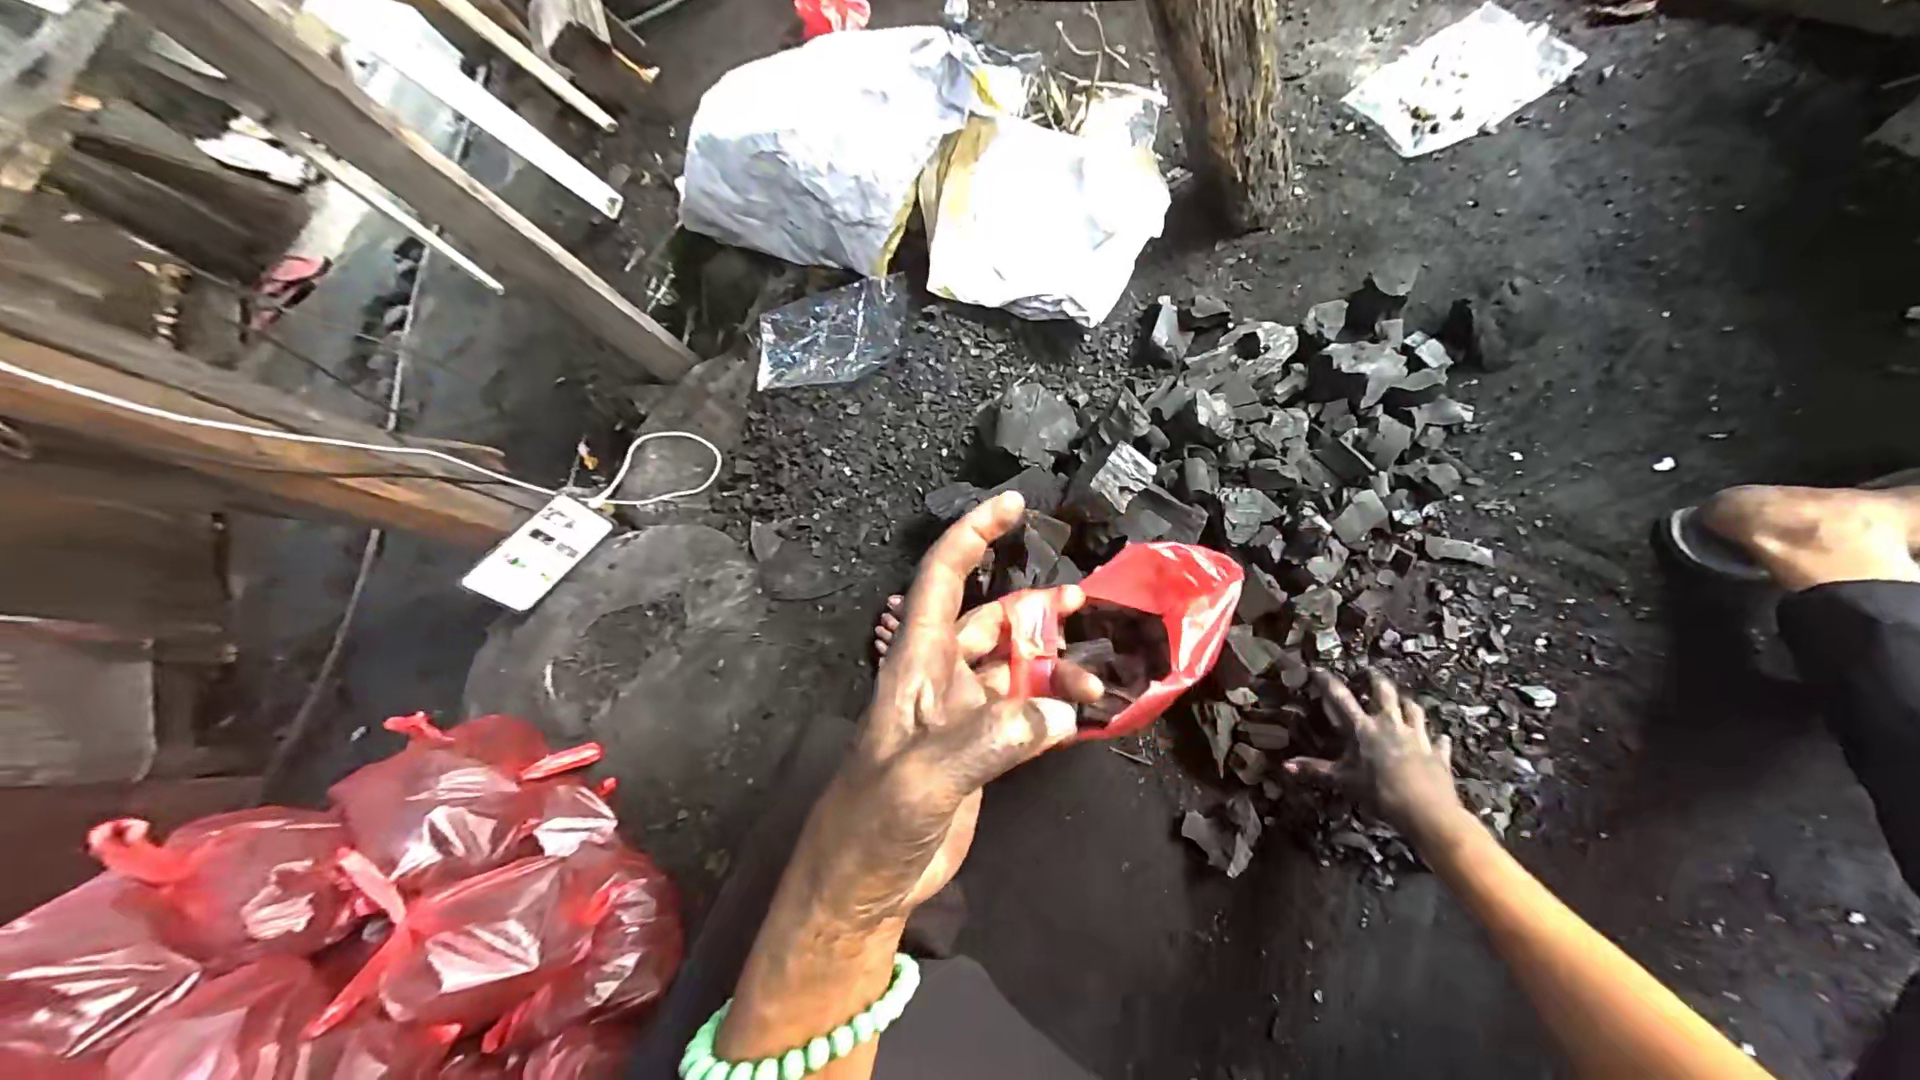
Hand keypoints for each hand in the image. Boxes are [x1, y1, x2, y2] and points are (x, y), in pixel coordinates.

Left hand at [793, 492, 1103, 928]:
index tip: (1013, 504)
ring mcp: (964, 712)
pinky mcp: (983, 748)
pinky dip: (1058, 706)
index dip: (973, 534)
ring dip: (1057, 664)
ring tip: (1098, 679)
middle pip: (993, 619)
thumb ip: (991, 739)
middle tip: (1086, 602)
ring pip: (1018, 665)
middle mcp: (942, 677)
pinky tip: (1088, 712)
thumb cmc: (873, 822)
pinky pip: (1029, 710)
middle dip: (1037, 606)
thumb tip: (1060, 710)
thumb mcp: (924, 778)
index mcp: (916, 663)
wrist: (866, 881)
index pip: (942, 579)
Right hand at [1285, 669, 1467, 844]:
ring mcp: (1418, 738)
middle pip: (1386, 693)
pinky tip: (1438, 738)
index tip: (1318, 670)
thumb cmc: (1379, 793)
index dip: (1328, 682)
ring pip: (1414, 709)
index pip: (1341, 698)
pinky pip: (1439, 741)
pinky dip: (1437, 738)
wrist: (1427, 813)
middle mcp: (1391, 725)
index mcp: (1364, 729)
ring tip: (1403, 701)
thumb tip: (1285, 766)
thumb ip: (1316, 771)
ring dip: (1407, 703)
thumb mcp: (1343, 781)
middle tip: (1371, 674)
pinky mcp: (1438, 754)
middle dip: (1377, 680)